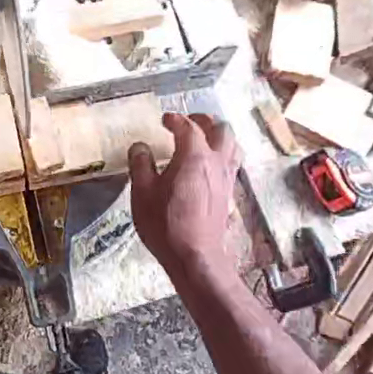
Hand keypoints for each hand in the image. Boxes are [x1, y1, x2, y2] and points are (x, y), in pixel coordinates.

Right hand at [129, 113, 240, 284]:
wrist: (194, 254)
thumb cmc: (164, 223)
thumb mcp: (142, 193)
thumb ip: (141, 165)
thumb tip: (140, 146)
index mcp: (193, 156)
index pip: (187, 127)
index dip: (175, 119)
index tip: (164, 119)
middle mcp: (216, 161)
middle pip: (220, 129)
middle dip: (203, 121)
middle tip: (187, 123)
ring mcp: (226, 177)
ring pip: (232, 144)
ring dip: (218, 136)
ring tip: (203, 139)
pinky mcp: (228, 193)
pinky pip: (231, 162)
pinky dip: (222, 154)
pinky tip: (209, 165)